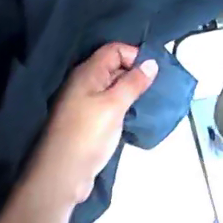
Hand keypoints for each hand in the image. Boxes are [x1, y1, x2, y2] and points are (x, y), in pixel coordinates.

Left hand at [25, 44, 157, 205]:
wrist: (63, 172)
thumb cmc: (87, 134)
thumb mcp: (114, 105)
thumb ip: (132, 83)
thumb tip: (151, 63)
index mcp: (87, 73)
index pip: (114, 50)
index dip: (134, 55)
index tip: (154, 72)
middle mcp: (84, 83)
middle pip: (113, 66)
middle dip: (136, 72)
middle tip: (159, 87)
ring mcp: (84, 103)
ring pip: (112, 87)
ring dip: (131, 91)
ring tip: (152, 101)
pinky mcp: (88, 121)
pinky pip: (109, 105)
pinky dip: (124, 107)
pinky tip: (137, 115)